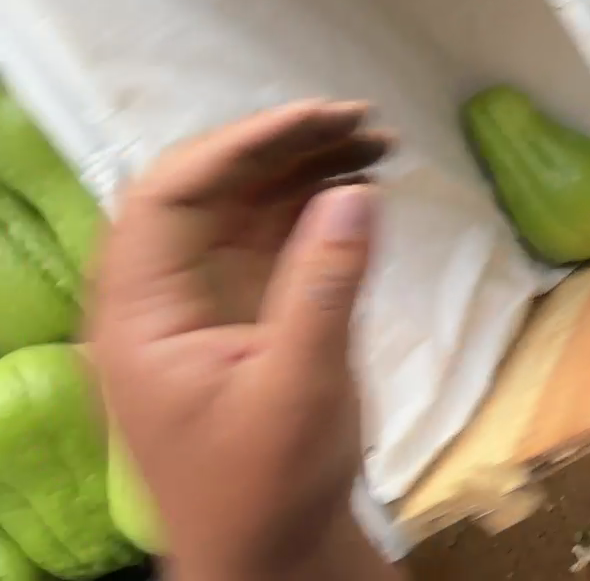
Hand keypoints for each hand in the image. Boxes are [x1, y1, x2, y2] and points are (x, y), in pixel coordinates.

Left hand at [90, 101, 393, 579]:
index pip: (171, 197)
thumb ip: (325, 282)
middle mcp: (164, 294)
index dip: (245, 144)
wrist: (271, 540)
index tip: (325, 117)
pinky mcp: (251, 307)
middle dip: (282, 145)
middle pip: (208, 189)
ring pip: (245, 205)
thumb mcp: (302, 381)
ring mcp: (208, 299)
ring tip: (379, 142)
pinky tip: (365, 186)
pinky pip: (278, 234)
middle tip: (364, 121)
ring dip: (307, 166)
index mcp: (143, 314)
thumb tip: (356, 190)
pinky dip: (321, 202)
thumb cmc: (271, 473)